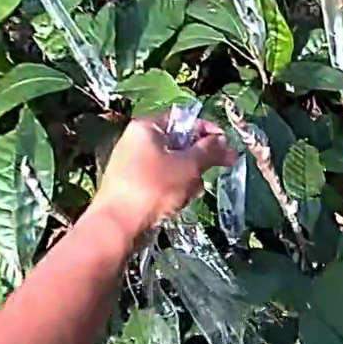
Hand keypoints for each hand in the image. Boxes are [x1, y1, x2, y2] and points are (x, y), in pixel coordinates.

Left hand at [85, 114, 235, 241]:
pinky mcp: (132, 186)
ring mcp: (132, 164)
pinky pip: (161, 181)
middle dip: (198, 160)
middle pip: (179, 143)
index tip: (225, 146)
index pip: (183, 118)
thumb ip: (209, 151)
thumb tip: (224, 141)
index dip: (207, 130)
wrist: (117, 225)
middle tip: (215, 171)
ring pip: (172, 165)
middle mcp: (137, 141)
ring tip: (190, 194)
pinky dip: (173, 189)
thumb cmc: (153, 189)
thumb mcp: (188, 167)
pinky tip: (178, 203)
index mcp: (147, 127)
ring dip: (188, 178)